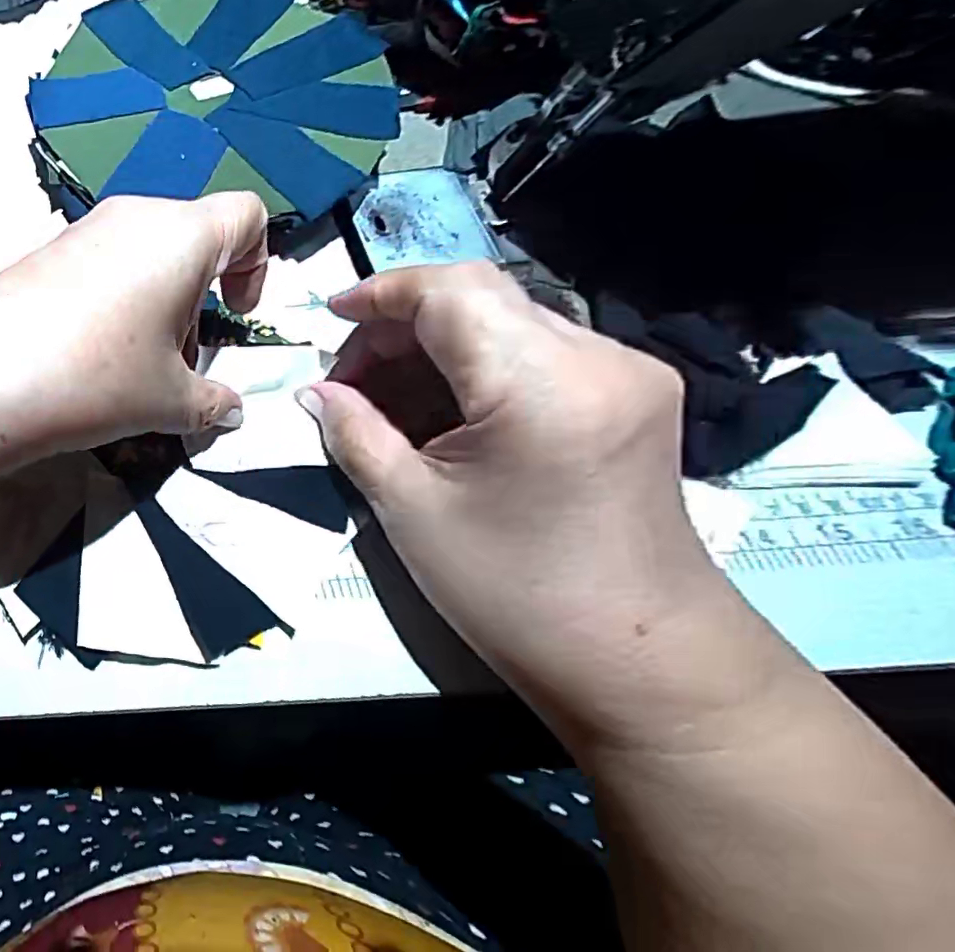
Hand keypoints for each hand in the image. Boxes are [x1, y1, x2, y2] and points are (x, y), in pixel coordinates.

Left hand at [0, 193, 268, 489]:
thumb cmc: (99, 377)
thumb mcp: (169, 400)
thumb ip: (213, 402)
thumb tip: (232, 411)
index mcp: (183, 235)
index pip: (248, 215)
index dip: (256, 263)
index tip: (235, 313)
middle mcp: (138, 215)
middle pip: (196, 238)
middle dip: (204, 297)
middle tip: (183, 358)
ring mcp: (88, 227)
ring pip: (151, 253)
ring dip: (162, 303)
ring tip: (138, 365)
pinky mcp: (50, 248)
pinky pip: (109, 262)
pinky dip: (122, 299)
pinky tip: (96, 352)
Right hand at [301, 263, 769, 743]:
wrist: (637, 663)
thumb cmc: (513, 593)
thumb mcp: (411, 509)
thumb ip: (355, 433)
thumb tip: (316, 393)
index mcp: (542, 383)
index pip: (450, 291)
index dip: (382, 293)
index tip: (332, 318)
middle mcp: (598, 357)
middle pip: (478, 299)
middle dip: (401, 328)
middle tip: (352, 382)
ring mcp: (625, 372)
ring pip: (505, 323)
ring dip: (435, 350)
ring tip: (387, 404)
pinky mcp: (631, 395)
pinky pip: (535, 354)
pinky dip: (475, 371)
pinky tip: (441, 416)